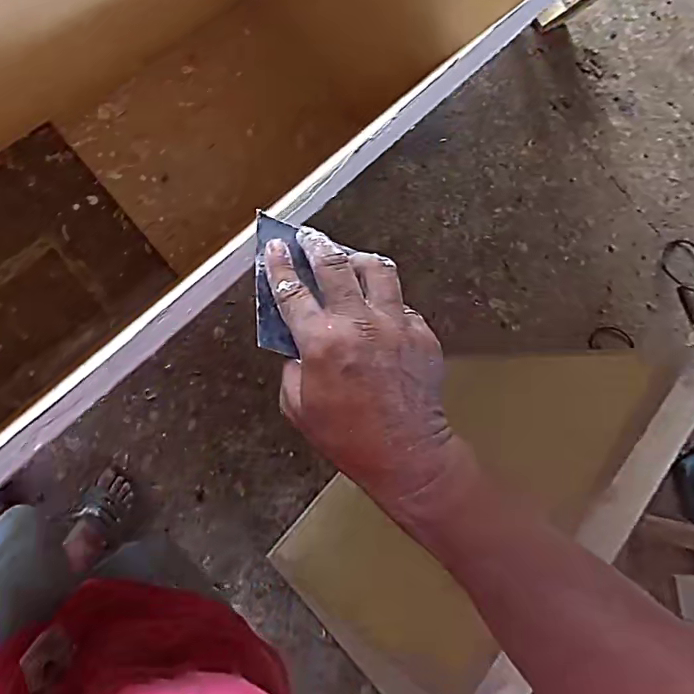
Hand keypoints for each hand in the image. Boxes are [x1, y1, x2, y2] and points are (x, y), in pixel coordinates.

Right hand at [263, 228, 460, 518]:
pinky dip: (382, 295)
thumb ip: (292, 361)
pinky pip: (399, 301)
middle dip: (315, 246)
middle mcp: (358, 325)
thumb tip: (297, 337)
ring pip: (376, 270)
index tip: (273, 249)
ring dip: (354, 258)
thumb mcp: (295, 399)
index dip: (279, 264)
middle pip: (334, 267)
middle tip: (306, 237)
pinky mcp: (421, 335)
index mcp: (320, 341)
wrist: (406, 456)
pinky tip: (373, 302)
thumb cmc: (346, 434)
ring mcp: (395, 327)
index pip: (292, 289)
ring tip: (344, 255)